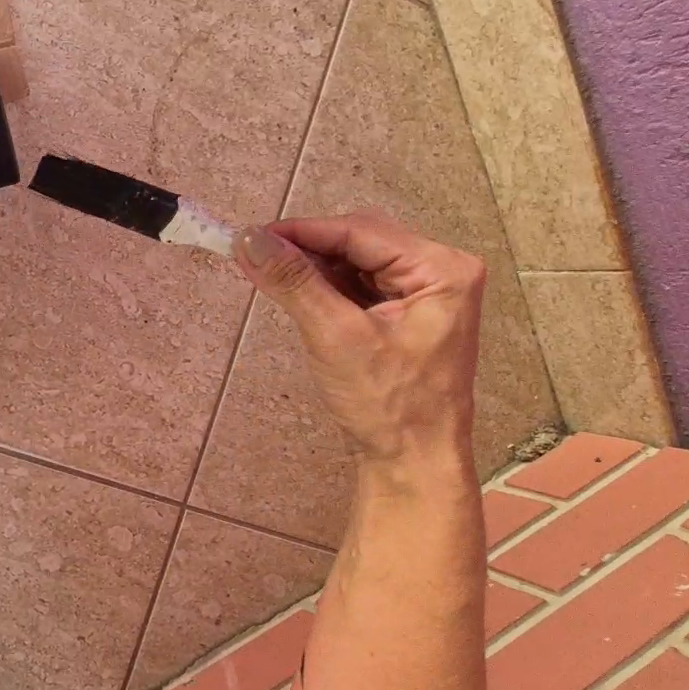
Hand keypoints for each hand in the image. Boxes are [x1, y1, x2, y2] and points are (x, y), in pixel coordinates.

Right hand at [232, 211, 485, 466]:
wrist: (411, 458)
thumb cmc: (386, 402)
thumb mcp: (335, 336)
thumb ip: (294, 282)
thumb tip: (249, 240)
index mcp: (441, 270)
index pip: (358, 232)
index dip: (300, 231)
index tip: (247, 236)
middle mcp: (438, 271)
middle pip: (358, 239)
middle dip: (305, 247)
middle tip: (253, 257)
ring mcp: (422, 291)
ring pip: (352, 259)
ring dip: (309, 266)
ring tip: (267, 276)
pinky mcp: (400, 311)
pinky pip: (354, 282)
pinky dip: (320, 285)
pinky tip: (294, 293)